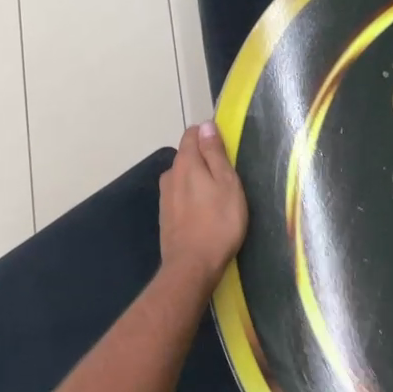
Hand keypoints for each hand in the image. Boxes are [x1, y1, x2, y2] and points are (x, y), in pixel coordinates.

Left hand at [157, 122, 248, 290]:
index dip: (209, 135)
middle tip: (228, 176)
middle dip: (204, 159)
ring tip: (218, 196)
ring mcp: (165, 196)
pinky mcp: (165, 215)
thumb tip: (205, 125)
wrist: (192, 266)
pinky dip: (192, 197)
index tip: (226, 149)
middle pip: (187, 155)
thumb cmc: (218, 222)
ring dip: (198, 180)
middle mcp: (170, 174)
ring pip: (183, 176)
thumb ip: (215, 152)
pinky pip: (180, 195)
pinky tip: (204, 212)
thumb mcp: (227, 183)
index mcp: (185, 162)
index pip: (192, 133)